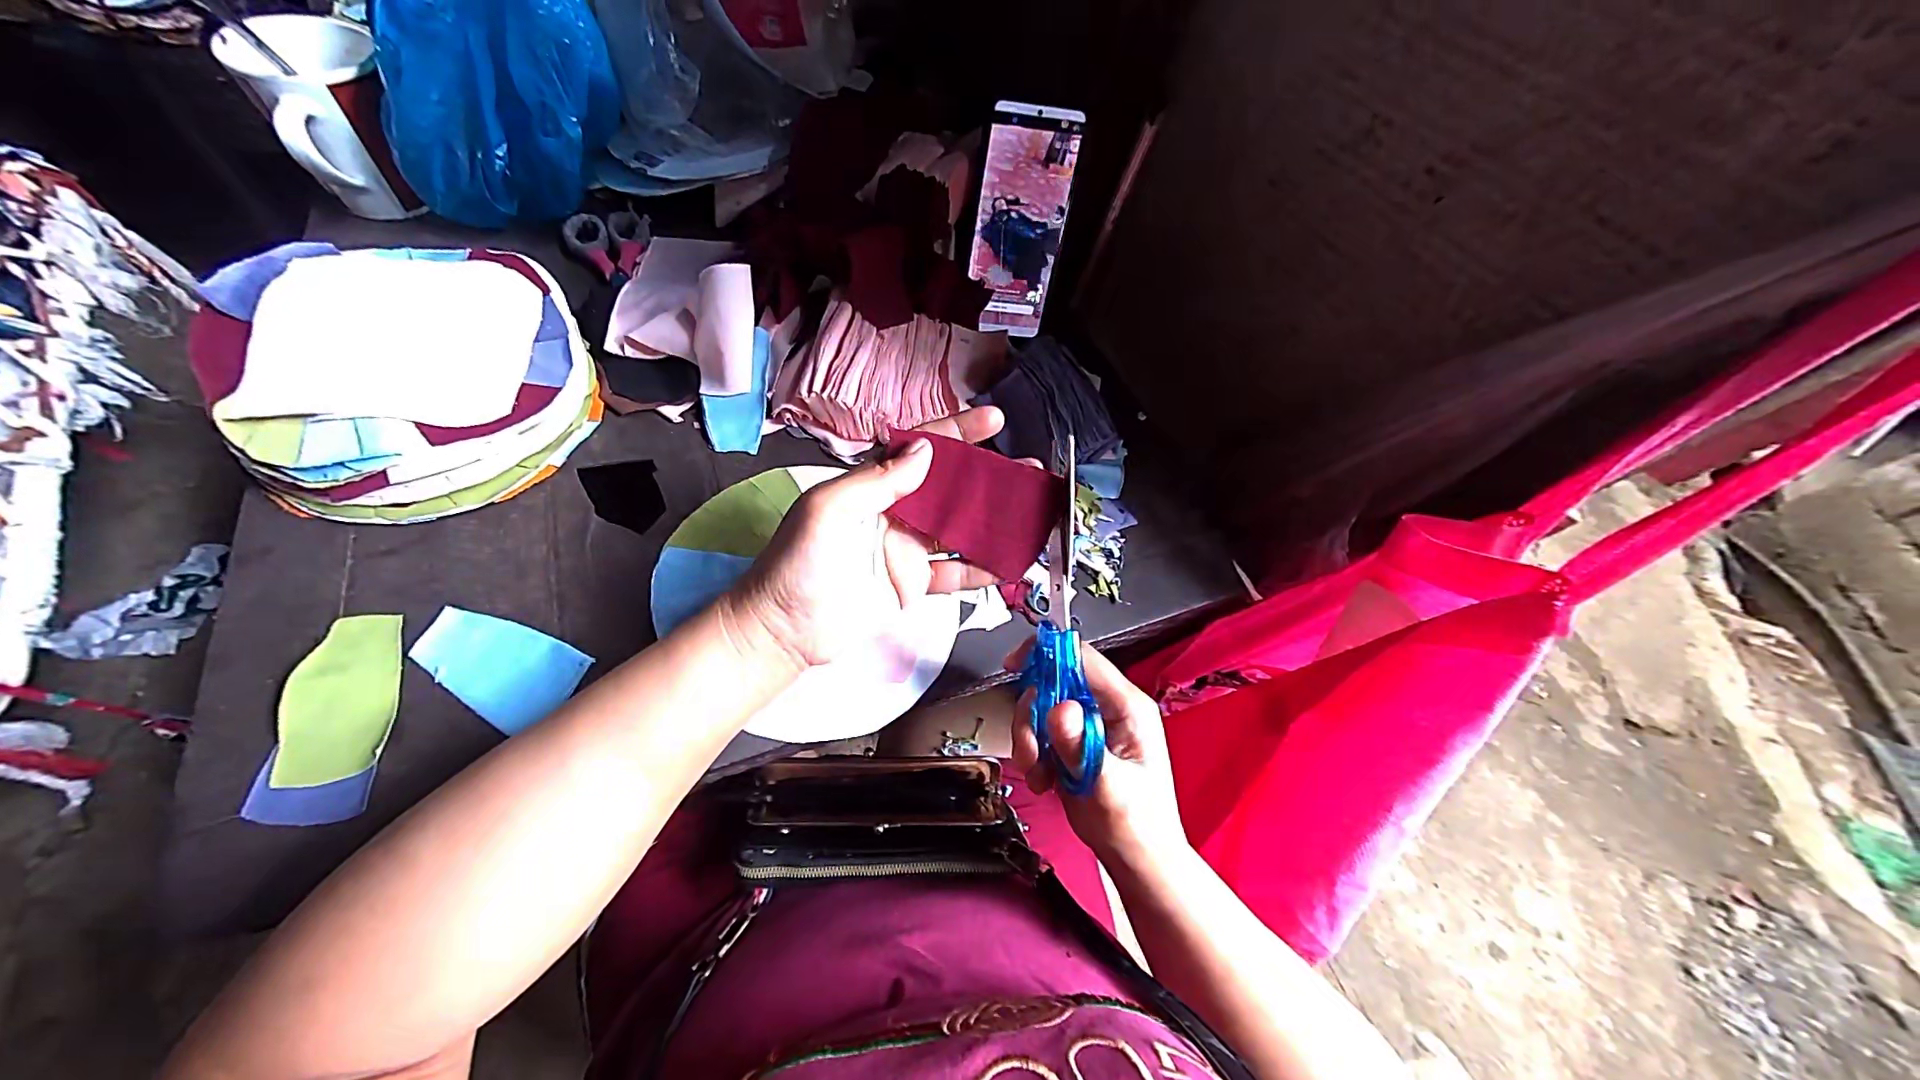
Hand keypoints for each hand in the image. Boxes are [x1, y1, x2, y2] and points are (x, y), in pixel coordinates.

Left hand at [722, 407, 1003, 667]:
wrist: (784, 630)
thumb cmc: (793, 566)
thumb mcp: (828, 510)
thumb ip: (876, 479)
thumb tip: (924, 451)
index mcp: (872, 487)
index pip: (920, 450)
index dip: (956, 432)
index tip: (990, 420)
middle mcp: (895, 514)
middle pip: (951, 489)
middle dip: (989, 477)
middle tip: (1026, 471)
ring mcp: (906, 550)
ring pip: (960, 529)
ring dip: (994, 521)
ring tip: (1030, 512)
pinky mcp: (912, 585)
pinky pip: (955, 573)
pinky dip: (983, 568)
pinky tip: (1008, 562)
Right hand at [1005, 638, 1188, 862]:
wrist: (1136, 858)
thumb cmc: (1137, 826)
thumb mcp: (1108, 786)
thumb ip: (1081, 746)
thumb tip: (1060, 708)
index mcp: (1127, 707)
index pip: (1082, 658)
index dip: (1047, 654)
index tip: (1017, 664)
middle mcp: (1108, 709)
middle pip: (1053, 682)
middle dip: (1032, 714)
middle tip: (1031, 748)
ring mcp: (1089, 725)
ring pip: (1041, 707)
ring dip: (1029, 738)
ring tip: (1039, 771)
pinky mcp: (1074, 742)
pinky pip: (1040, 731)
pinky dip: (1033, 753)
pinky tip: (1044, 778)